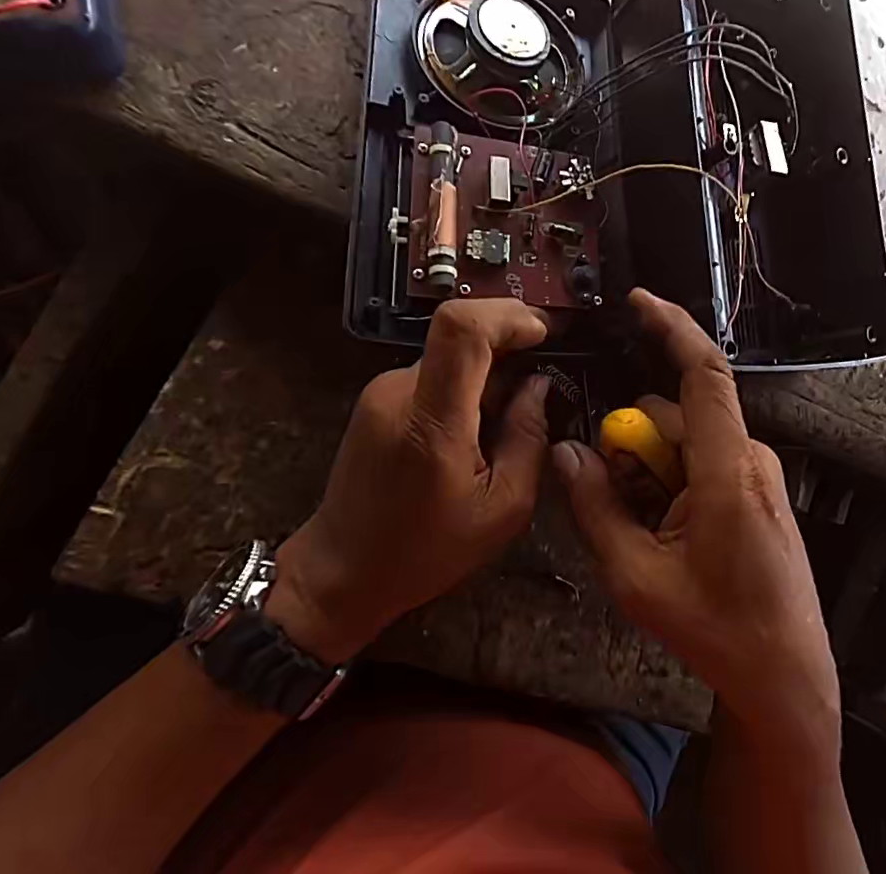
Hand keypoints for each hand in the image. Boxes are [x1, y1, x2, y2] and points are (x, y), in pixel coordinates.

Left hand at [267, 299, 550, 663]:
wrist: (341, 571)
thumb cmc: (424, 551)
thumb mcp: (503, 508)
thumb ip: (529, 437)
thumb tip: (540, 384)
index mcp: (431, 421)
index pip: (461, 328)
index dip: (508, 315)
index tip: (544, 332)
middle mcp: (399, 391)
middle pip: (465, 338)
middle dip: (512, 354)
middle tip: (538, 394)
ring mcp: (383, 391)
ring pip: (454, 358)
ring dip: (491, 378)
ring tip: (503, 430)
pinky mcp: (379, 398)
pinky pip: (437, 375)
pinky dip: (468, 390)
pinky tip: (476, 434)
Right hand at [551, 289, 838, 742]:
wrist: (785, 672)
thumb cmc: (717, 628)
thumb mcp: (637, 577)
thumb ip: (595, 509)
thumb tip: (565, 453)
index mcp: (728, 467)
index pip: (704, 373)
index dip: (672, 328)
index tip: (639, 302)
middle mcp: (748, 457)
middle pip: (677, 417)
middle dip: (634, 443)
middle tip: (608, 495)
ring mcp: (756, 474)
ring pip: (687, 443)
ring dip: (651, 470)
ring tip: (641, 533)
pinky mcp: (755, 491)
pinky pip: (704, 463)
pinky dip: (672, 481)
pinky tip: (664, 532)